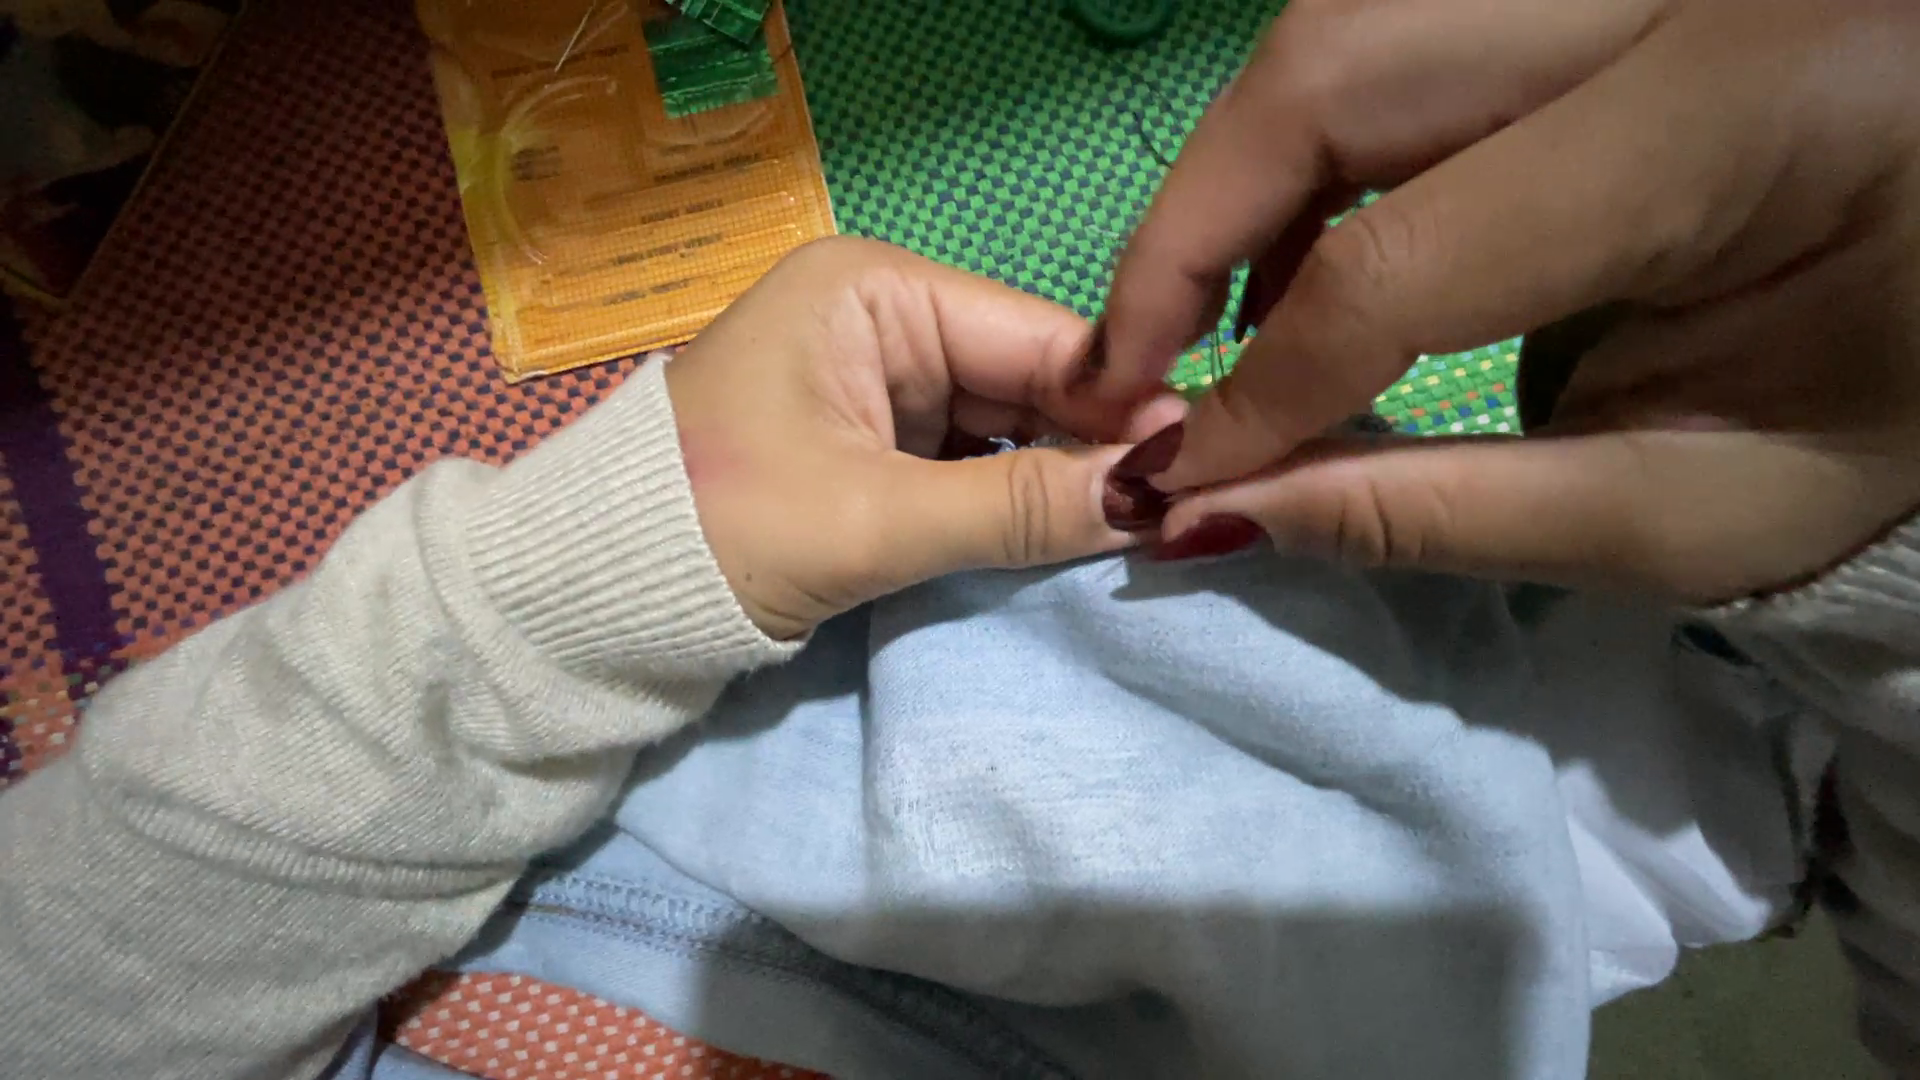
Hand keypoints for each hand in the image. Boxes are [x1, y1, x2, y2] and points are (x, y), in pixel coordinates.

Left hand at [667, 237, 1185, 638]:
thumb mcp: (872, 518)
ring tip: (1140, 519)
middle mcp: (883, 322)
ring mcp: (880, 384)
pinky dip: (1012, 497)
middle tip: (1179, 501)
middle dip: (1093, 443)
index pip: (1031, 337)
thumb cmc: (719, 530)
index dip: (1119, 399)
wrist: (601, 596)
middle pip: (1024, 380)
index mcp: (873, 292)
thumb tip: (1149, 498)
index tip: (1198, 455)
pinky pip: (968, 462)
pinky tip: (1066, 526)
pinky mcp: (875, 442)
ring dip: (1059, 476)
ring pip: (1003, 426)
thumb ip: (1013, 507)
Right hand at [1091, 0, 1919, 601]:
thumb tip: (1210, 513)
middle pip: (1325, 69)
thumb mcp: (1672, 515)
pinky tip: (1289, 268)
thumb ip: (1424, 513)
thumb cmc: (1887, 427)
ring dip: (1224, 195)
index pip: (1399, 265)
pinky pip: (1368, 43)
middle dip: (1183, 237)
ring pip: (1326, 38)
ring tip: (1202, 326)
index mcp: (1765, 116)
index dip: (1258, 387)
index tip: (1175, 475)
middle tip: (1128, 365)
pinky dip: (1288, 166)